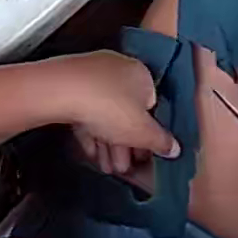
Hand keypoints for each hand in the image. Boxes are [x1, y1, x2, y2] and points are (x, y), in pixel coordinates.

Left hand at [50, 50, 179, 176]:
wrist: (61, 90)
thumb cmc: (110, 107)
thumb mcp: (141, 131)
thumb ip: (160, 141)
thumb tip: (176, 148)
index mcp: (141, 74)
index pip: (152, 105)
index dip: (150, 133)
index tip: (145, 155)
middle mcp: (118, 69)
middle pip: (127, 111)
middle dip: (126, 144)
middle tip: (123, 168)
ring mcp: (92, 75)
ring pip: (105, 112)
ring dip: (108, 142)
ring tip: (107, 168)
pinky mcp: (70, 84)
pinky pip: (86, 110)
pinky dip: (90, 132)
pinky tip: (91, 154)